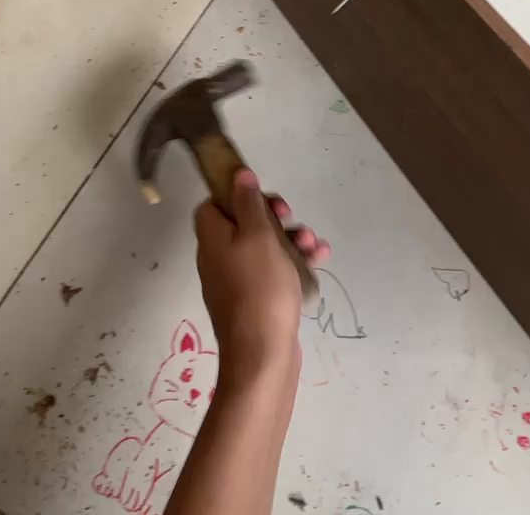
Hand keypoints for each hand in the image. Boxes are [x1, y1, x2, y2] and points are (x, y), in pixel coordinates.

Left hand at [193, 169, 328, 384]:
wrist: (264, 354)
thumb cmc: (260, 288)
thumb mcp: (257, 236)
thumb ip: (248, 203)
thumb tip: (238, 175)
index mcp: (213, 239)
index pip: (212, 205)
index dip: (234, 195)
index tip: (260, 195)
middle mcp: (220, 258)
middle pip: (243, 224)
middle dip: (273, 217)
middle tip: (289, 217)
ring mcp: (238, 282)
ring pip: (265, 247)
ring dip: (291, 238)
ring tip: (313, 244)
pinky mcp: (258, 300)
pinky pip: (275, 271)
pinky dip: (295, 262)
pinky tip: (318, 261)